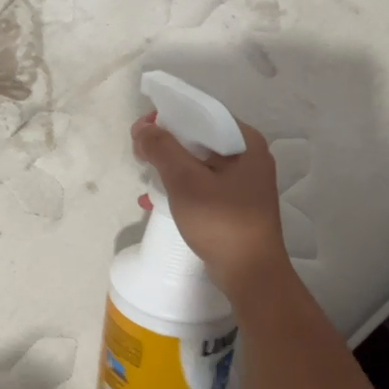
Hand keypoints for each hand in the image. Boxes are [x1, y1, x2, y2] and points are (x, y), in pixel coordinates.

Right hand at [131, 111, 292, 290]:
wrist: (250, 274)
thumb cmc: (221, 222)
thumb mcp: (185, 181)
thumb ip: (162, 148)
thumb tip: (143, 127)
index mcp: (246, 143)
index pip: (202, 114)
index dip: (168, 117)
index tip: (140, 131)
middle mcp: (249, 156)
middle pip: (199, 137)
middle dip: (165, 143)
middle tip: (139, 154)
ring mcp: (243, 181)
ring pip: (198, 160)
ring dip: (169, 165)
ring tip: (145, 177)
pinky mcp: (235, 201)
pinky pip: (202, 181)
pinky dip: (180, 184)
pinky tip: (156, 198)